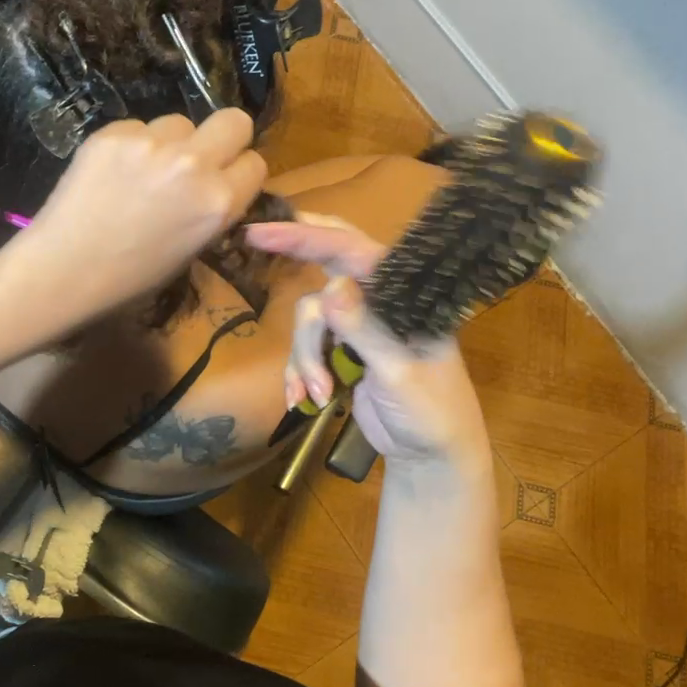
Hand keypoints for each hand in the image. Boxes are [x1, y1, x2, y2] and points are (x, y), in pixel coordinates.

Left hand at [2, 110, 266, 319]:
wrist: (62, 272)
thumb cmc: (128, 280)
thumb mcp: (189, 252)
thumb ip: (212, 211)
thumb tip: (216, 187)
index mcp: (219, 203)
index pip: (255, 164)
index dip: (237, 174)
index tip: (221, 184)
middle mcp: (194, 165)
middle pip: (234, 121)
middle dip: (222, 138)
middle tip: (196, 162)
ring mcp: (152, 143)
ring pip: (181, 122)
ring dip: (171, 143)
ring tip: (142, 175)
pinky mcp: (115, 133)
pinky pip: (138, 127)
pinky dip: (132, 146)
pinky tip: (111, 175)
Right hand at [247, 219, 490, 471]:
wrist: (429, 454)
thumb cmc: (432, 411)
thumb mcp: (399, 372)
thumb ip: (365, 330)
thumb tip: (328, 288)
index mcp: (402, 294)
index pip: (350, 253)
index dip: (304, 238)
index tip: (260, 232)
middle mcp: (377, 300)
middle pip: (328, 259)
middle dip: (294, 250)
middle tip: (255, 239)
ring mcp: (356, 327)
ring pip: (308, 319)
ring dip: (305, 357)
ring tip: (320, 394)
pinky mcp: (339, 353)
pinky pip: (304, 351)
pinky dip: (299, 374)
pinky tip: (305, 400)